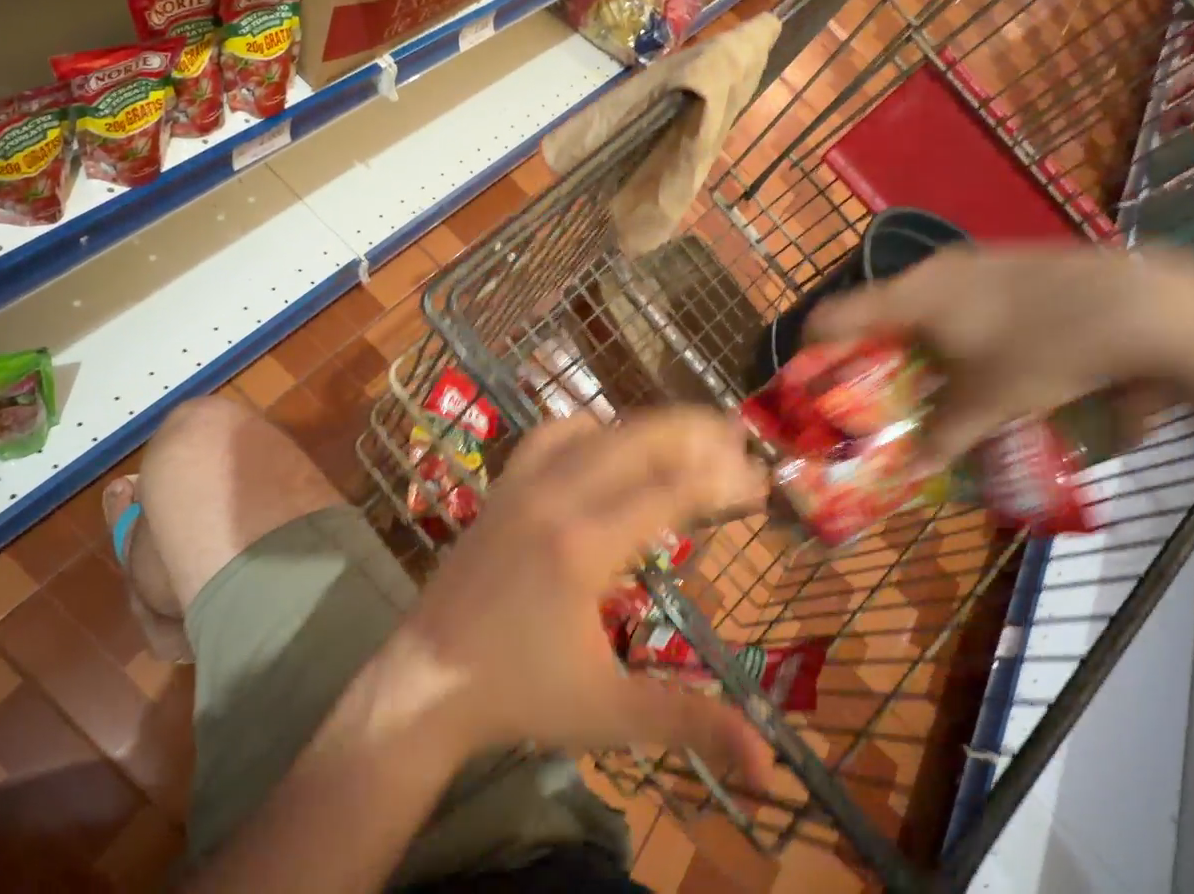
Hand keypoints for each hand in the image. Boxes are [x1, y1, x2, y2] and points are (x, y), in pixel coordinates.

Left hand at [386, 408, 772, 783]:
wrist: (424, 684)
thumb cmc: (520, 698)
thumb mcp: (609, 714)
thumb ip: (691, 722)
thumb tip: (768, 765)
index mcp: (583, 548)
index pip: (671, 491)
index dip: (723, 479)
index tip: (761, 481)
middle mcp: (551, 501)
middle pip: (636, 440)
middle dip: (694, 434)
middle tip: (738, 445)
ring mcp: (518, 489)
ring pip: (592, 429)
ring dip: (644, 430)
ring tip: (684, 445)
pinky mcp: (497, 492)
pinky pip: (548, 438)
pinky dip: (588, 432)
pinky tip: (607, 452)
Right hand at [804, 245, 1193, 467]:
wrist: (1155, 307)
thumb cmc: (1049, 351)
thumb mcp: (990, 405)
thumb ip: (941, 437)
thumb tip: (910, 471)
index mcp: (911, 295)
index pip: (832, 317)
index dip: (813, 354)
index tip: (816, 388)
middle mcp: (935, 269)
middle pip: (876, 312)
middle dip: (869, 357)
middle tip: (876, 396)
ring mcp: (979, 261)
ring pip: (921, 305)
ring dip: (914, 344)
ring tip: (933, 383)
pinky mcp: (1017, 264)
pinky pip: (961, 299)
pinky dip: (954, 331)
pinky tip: (988, 359)